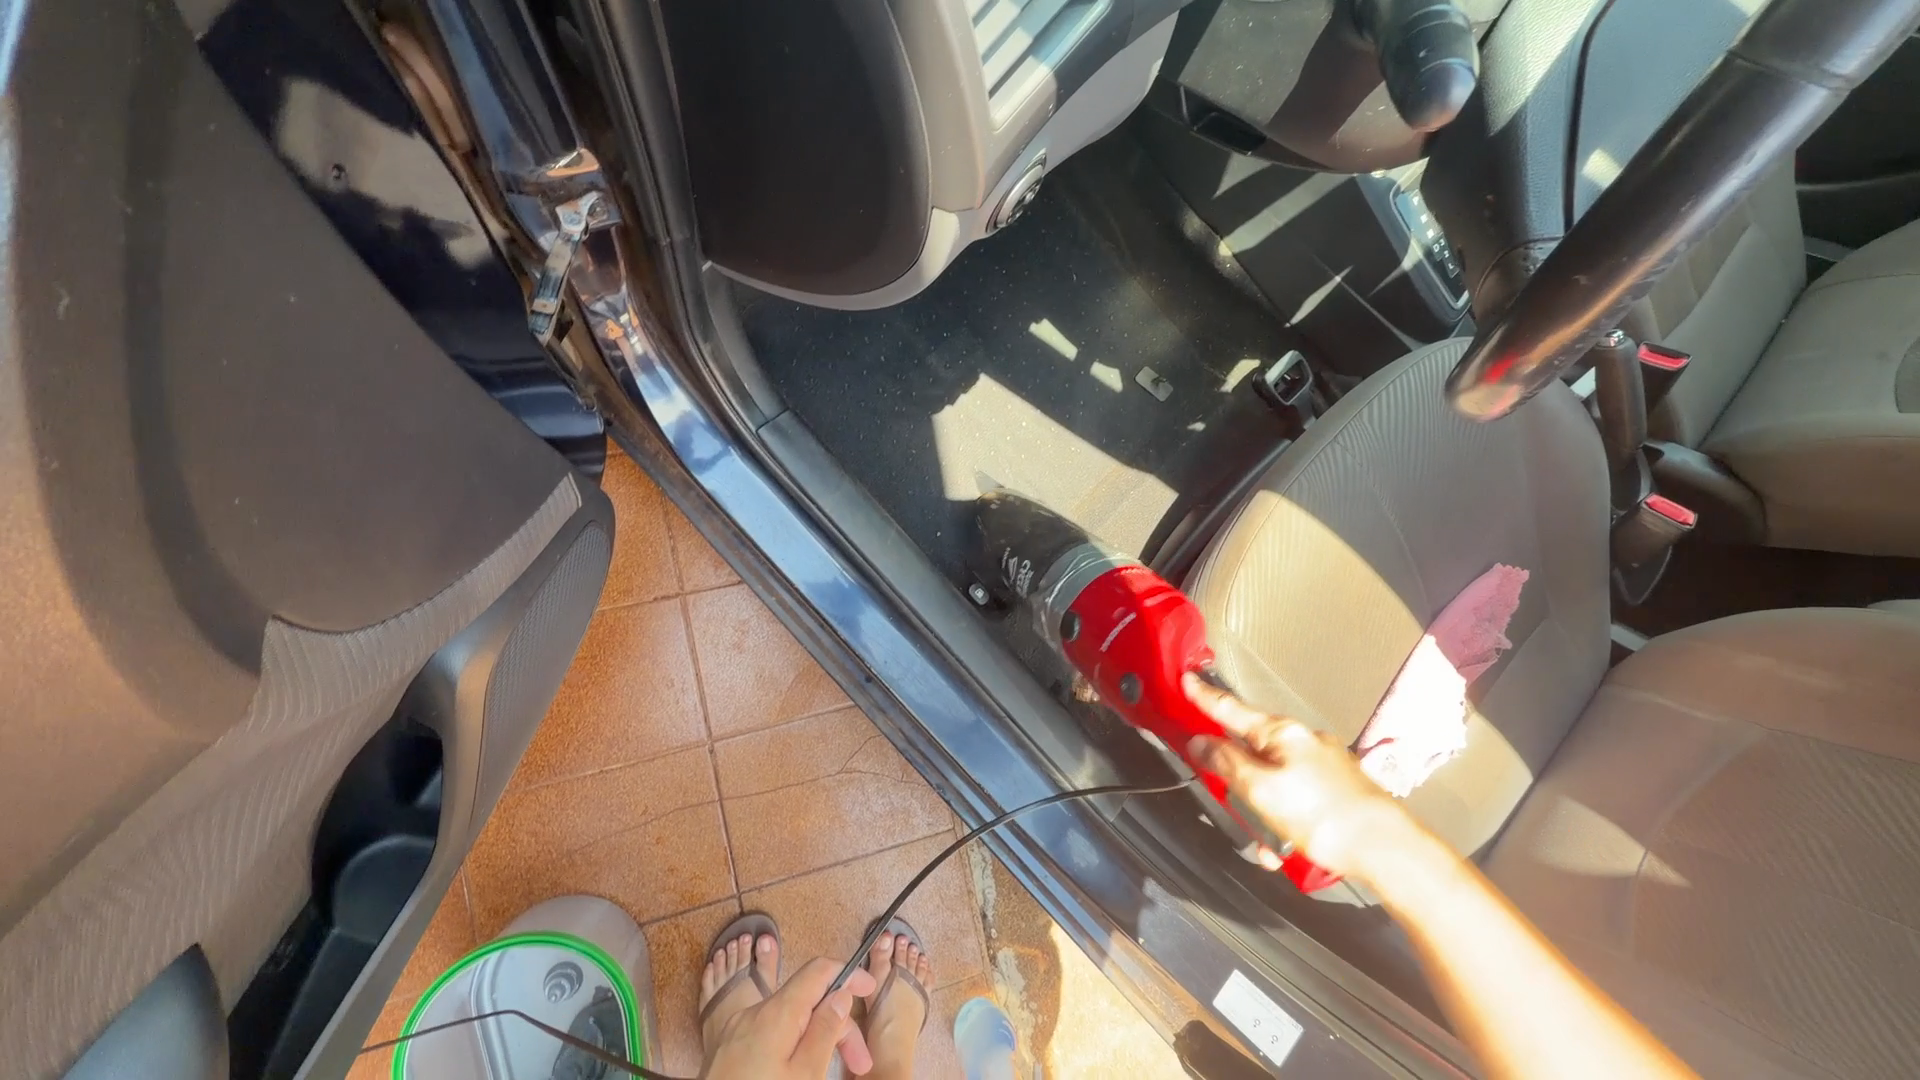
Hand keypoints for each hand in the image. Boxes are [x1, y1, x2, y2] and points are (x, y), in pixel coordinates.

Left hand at [702, 958, 878, 1078]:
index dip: (848, 974)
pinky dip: (791, 1046)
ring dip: (815, 1039)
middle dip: (837, 1024)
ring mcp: (737, 1029)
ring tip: (833, 1071)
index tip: (869, 990)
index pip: (818, 970)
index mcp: (776, 1013)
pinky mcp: (728, 1048)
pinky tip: (799, 1071)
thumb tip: (841, 994)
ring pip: (788, 1021)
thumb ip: (825, 1030)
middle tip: (859, 1064)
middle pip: (806, 1001)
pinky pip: (769, 1035)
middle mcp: (755, 1012)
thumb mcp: (805, 1075)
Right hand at [1183, 673, 1423, 883]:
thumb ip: (1225, 763)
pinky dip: (1286, 820)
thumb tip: (1199, 741)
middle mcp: (1302, 740)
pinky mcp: (1338, 786)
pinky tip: (1290, 848)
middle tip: (1234, 808)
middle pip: (1251, 750)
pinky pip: (1296, 796)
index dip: (1205, 697)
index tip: (1186, 679)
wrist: (1388, 848)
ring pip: (1273, 780)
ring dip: (1263, 812)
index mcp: (1281, 734)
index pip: (1231, 710)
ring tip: (1270, 846)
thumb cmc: (1322, 816)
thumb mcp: (1261, 791)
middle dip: (1238, 783)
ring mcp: (1323, 762)